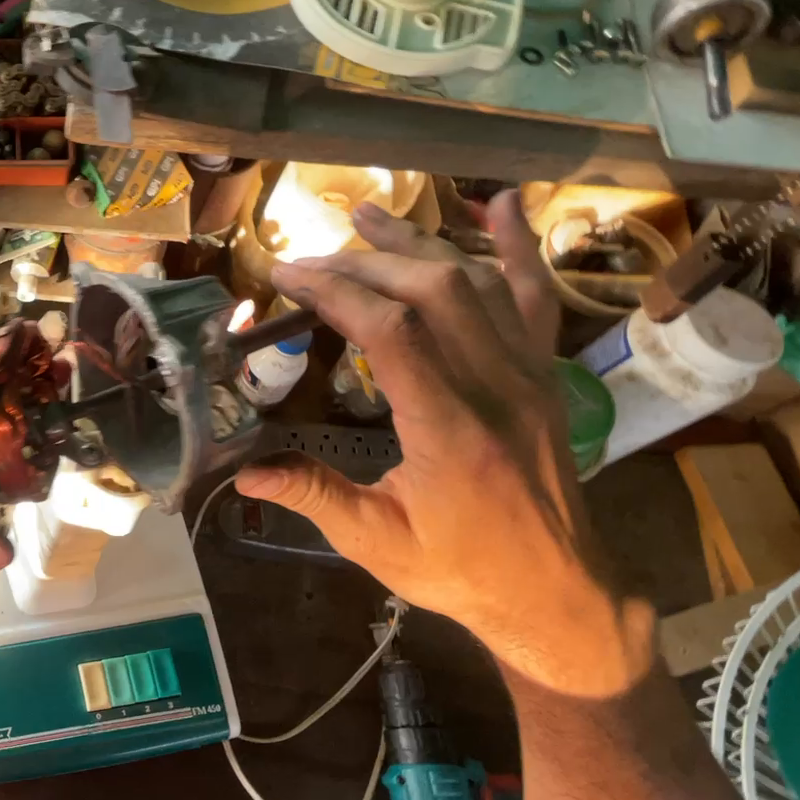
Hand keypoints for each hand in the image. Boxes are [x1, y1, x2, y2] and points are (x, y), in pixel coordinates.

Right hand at [238, 191, 651, 695]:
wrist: (555, 593)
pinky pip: (535, 298)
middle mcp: (497, 387)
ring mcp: (529, 376)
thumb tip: (244, 471)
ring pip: (479, 284)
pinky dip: (515, 248)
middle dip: (362, 264)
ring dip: (418, 244)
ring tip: (365, 218)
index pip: (393, 331)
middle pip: (434, 291)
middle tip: (307, 259)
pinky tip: (496, 206)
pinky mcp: (544, 376)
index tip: (287, 274)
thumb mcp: (374, 542)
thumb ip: (313, 496)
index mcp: (450, 428)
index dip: (336, 292)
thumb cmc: (458, 570)